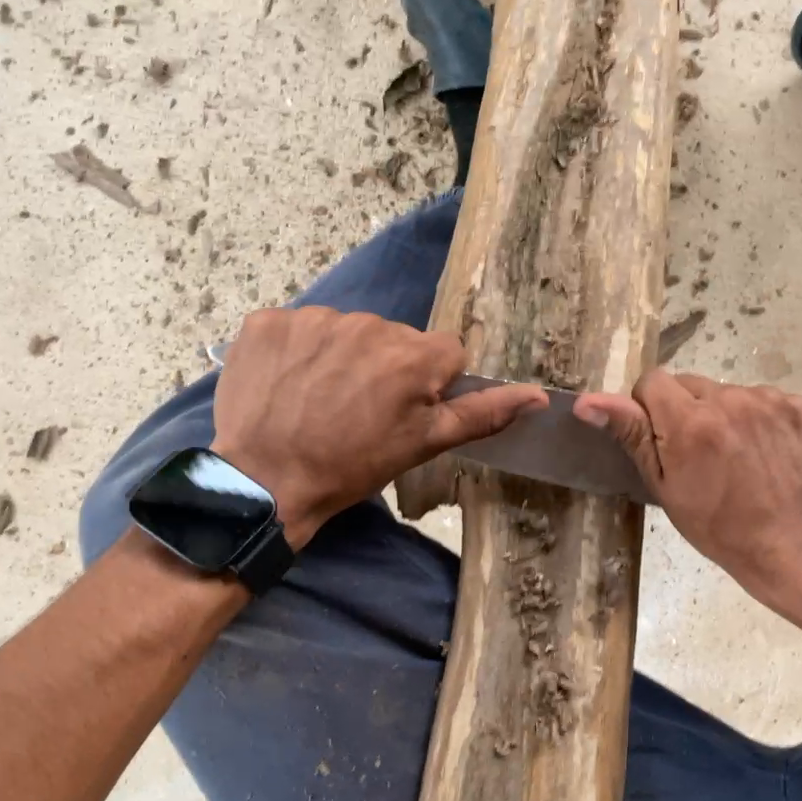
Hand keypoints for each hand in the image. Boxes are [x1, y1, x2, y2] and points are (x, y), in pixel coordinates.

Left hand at [212, 307, 546, 546]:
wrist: (264, 482)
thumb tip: (538, 395)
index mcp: (413, 354)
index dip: (429, 384)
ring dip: (341, 357)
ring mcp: (312, 318)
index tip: (402, 412)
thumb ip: (482, 413)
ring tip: (319, 399)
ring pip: (347, 330)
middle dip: (386, 368)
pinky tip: (287, 384)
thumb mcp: (424, 445)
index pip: (444, 353)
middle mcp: (368, 323)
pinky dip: (296, 351)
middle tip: (358, 411)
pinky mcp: (267, 322)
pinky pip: (297, 328)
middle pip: (395, 338)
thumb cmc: (352, 466)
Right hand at [573, 371, 801, 608]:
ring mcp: (768, 401)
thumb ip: (630, 433)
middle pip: (692, 385)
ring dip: (725, 413)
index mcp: (689, 420)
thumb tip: (588, 402)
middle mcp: (729, 400)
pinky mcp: (798, 407)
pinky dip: (761, 418)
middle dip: (689, 410)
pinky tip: (763, 450)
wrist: (784, 541)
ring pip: (728, 392)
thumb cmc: (715, 523)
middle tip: (700, 452)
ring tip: (735, 454)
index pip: (653, 381)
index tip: (664, 438)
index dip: (652, 408)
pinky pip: (766, 399)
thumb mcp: (662, 484)